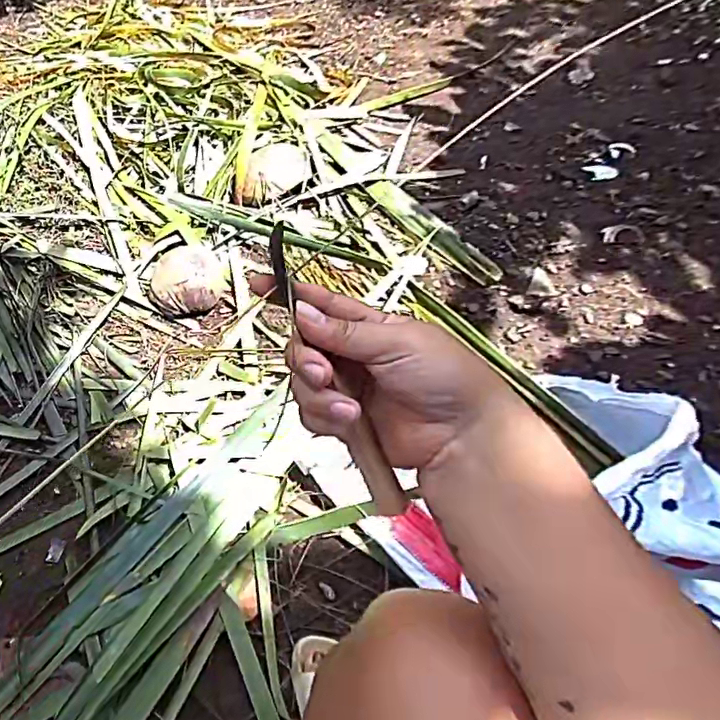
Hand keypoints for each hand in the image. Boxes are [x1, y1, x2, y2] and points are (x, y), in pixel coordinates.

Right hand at [253, 276, 518, 474]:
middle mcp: (350, 355)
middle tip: (323, 371)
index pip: (320, 305)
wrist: (460, 436)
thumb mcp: (398, 342)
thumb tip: (302, 311)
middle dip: (305, 360)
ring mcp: (345, 388)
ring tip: (349, 407)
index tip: (260, 283)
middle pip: (301, 348)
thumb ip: (345, 331)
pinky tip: (350, 421)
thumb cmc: (446, 378)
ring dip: (318, 395)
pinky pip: (311, 414)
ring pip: (301, 384)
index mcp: (366, 326)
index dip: (289, 294)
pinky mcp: (342, 420)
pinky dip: (325, 417)